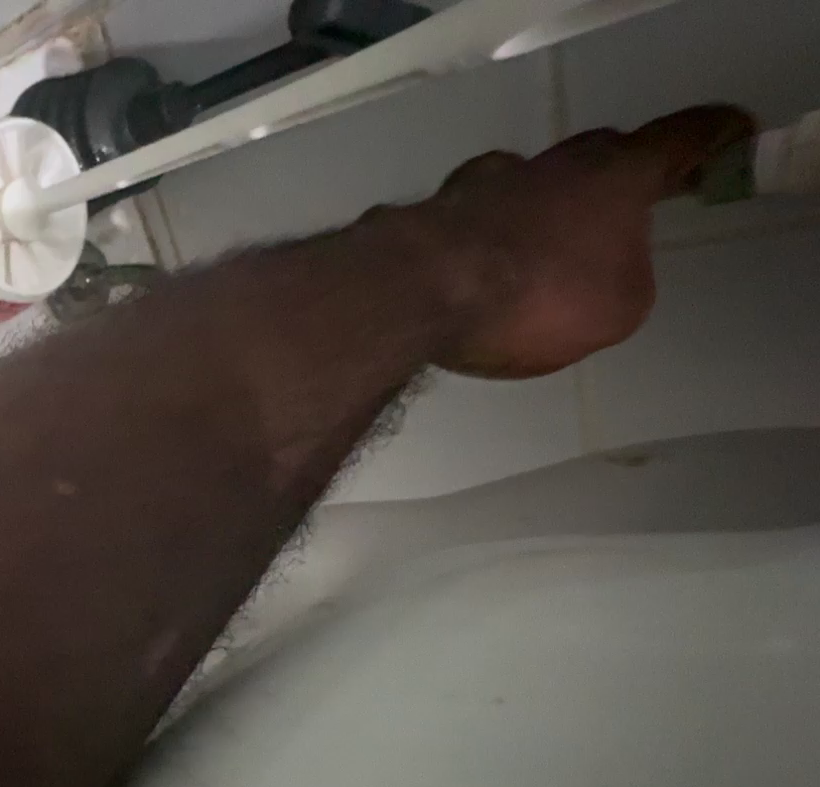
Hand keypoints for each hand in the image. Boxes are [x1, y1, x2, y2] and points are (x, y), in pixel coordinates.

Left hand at [402, 104, 754, 378]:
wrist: (409, 298)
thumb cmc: (529, 301)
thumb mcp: (612, 310)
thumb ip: (618, 281)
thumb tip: (594, 274)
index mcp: (610, 176)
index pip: (678, 139)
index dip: (703, 141)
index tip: (718, 140)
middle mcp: (535, 168)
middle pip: (581, 159)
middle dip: (593, 183)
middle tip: (593, 215)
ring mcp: (460, 191)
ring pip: (499, 188)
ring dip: (508, 215)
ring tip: (502, 258)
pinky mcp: (405, 221)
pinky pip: (438, 229)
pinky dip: (446, 248)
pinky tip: (436, 278)